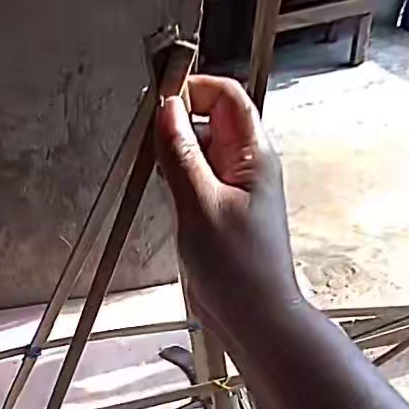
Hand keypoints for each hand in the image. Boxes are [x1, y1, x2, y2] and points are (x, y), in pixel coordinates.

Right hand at [154, 75, 306, 344]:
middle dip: (177, 128)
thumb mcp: (201, 205)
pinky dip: (179, 186)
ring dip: (175, 160)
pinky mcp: (220, 216)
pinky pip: (196, 185)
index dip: (193, 90)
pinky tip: (172, 206)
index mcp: (253, 157)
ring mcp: (233, 193)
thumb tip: (165, 111)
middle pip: (209, 122)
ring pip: (199, 155)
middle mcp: (246, 170)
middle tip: (155, 151)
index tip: (159, 102)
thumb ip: (180, 155)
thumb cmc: (242, 272)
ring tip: (166, 186)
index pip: (226, 96)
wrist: (254, 318)